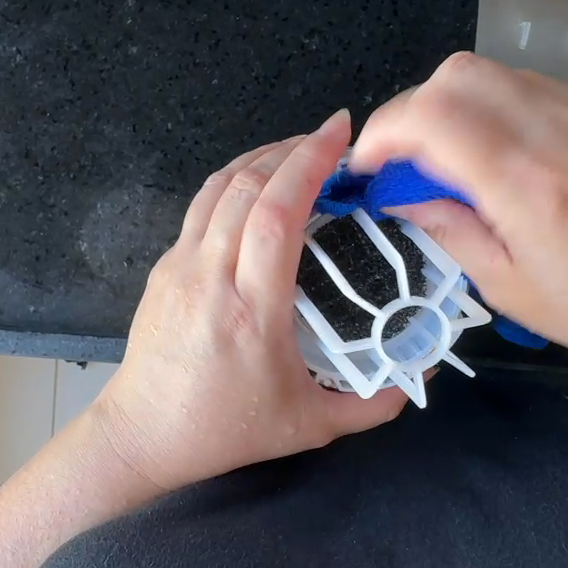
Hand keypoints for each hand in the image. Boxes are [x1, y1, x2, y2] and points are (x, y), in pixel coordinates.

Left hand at [91, 110, 410, 492]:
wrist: (143, 433)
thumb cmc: (227, 429)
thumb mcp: (311, 426)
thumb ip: (375, 403)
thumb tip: (425, 372)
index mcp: (251, 311)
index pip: (276, 215)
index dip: (308, 164)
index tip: (340, 133)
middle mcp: (210, 276)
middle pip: (247, 187)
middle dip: (292, 148)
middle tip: (332, 136)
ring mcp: (179, 267)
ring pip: (218, 188)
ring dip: (260, 157)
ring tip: (298, 149)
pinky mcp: (163, 267)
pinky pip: (201, 207)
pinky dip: (234, 181)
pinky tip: (257, 185)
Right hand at [351, 52, 567, 398]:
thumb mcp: (511, 289)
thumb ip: (448, 228)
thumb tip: (400, 194)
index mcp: (528, 183)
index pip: (428, 116)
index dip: (380, 134)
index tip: (368, 169)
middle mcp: (562, 128)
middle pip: (456, 74)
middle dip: (412, 112)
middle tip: (406, 164)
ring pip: (496, 75)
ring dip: (457, 110)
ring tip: (457, 166)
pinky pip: (539, 90)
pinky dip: (502, 113)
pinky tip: (513, 162)